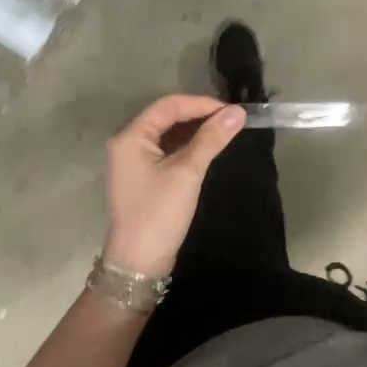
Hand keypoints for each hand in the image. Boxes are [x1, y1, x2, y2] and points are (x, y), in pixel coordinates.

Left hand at [103, 96, 245, 277]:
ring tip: (225, 131)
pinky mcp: (144, 177)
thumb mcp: (187, 172)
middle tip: (232, 120)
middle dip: (199, 115)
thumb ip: (211, 139)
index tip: (232, 111)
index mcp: (131, 137)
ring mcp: (134, 162)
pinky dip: (188, 147)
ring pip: (168, 135)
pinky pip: (167, 151)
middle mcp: (128, 144)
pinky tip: (208, 149)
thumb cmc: (159, 213)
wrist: (138, 262)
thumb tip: (238, 112)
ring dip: (196, 131)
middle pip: (167, 117)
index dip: (201, 104)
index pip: (168, 106)